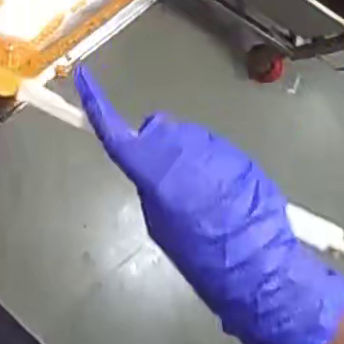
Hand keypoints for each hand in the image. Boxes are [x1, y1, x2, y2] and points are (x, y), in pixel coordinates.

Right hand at [74, 66, 343, 343]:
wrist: (260, 267)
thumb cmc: (200, 256)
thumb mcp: (159, 224)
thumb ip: (150, 184)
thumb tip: (154, 165)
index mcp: (153, 168)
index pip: (115, 130)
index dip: (95, 102)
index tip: (83, 75)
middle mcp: (180, 145)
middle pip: (159, 128)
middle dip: (159, 146)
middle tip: (169, 181)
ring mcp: (213, 145)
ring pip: (187, 139)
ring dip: (187, 157)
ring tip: (203, 197)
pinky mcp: (238, 152)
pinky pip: (213, 151)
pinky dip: (211, 166)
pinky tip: (224, 196)